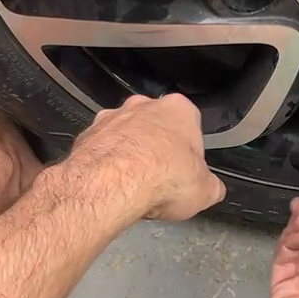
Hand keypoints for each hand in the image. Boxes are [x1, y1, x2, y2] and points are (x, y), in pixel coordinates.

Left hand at [63, 93, 225, 220]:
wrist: (111, 186)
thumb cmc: (162, 178)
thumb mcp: (205, 191)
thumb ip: (211, 186)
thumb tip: (212, 190)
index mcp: (178, 109)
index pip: (191, 124)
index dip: (190, 150)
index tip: (187, 169)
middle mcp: (144, 106)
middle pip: (155, 126)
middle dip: (157, 148)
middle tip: (162, 178)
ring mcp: (112, 118)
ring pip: (125, 135)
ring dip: (130, 155)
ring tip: (134, 186)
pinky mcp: (86, 136)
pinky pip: (101, 149)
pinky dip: (105, 165)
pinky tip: (112, 186)